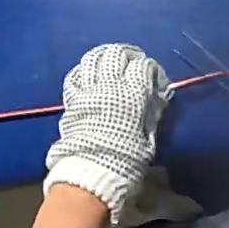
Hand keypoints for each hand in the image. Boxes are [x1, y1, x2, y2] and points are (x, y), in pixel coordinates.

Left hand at [45, 44, 170, 222]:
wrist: (91, 173)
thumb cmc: (125, 161)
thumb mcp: (148, 140)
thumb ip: (151, 115)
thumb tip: (156, 98)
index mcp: (132, 95)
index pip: (143, 67)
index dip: (152, 69)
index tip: (155, 78)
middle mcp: (109, 86)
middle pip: (116, 54)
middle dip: (128, 54)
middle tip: (134, 60)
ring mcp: (87, 90)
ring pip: (92, 59)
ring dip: (104, 55)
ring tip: (111, 59)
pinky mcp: (72, 99)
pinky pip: (75, 76)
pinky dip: (83, 70)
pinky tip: (89, 73)